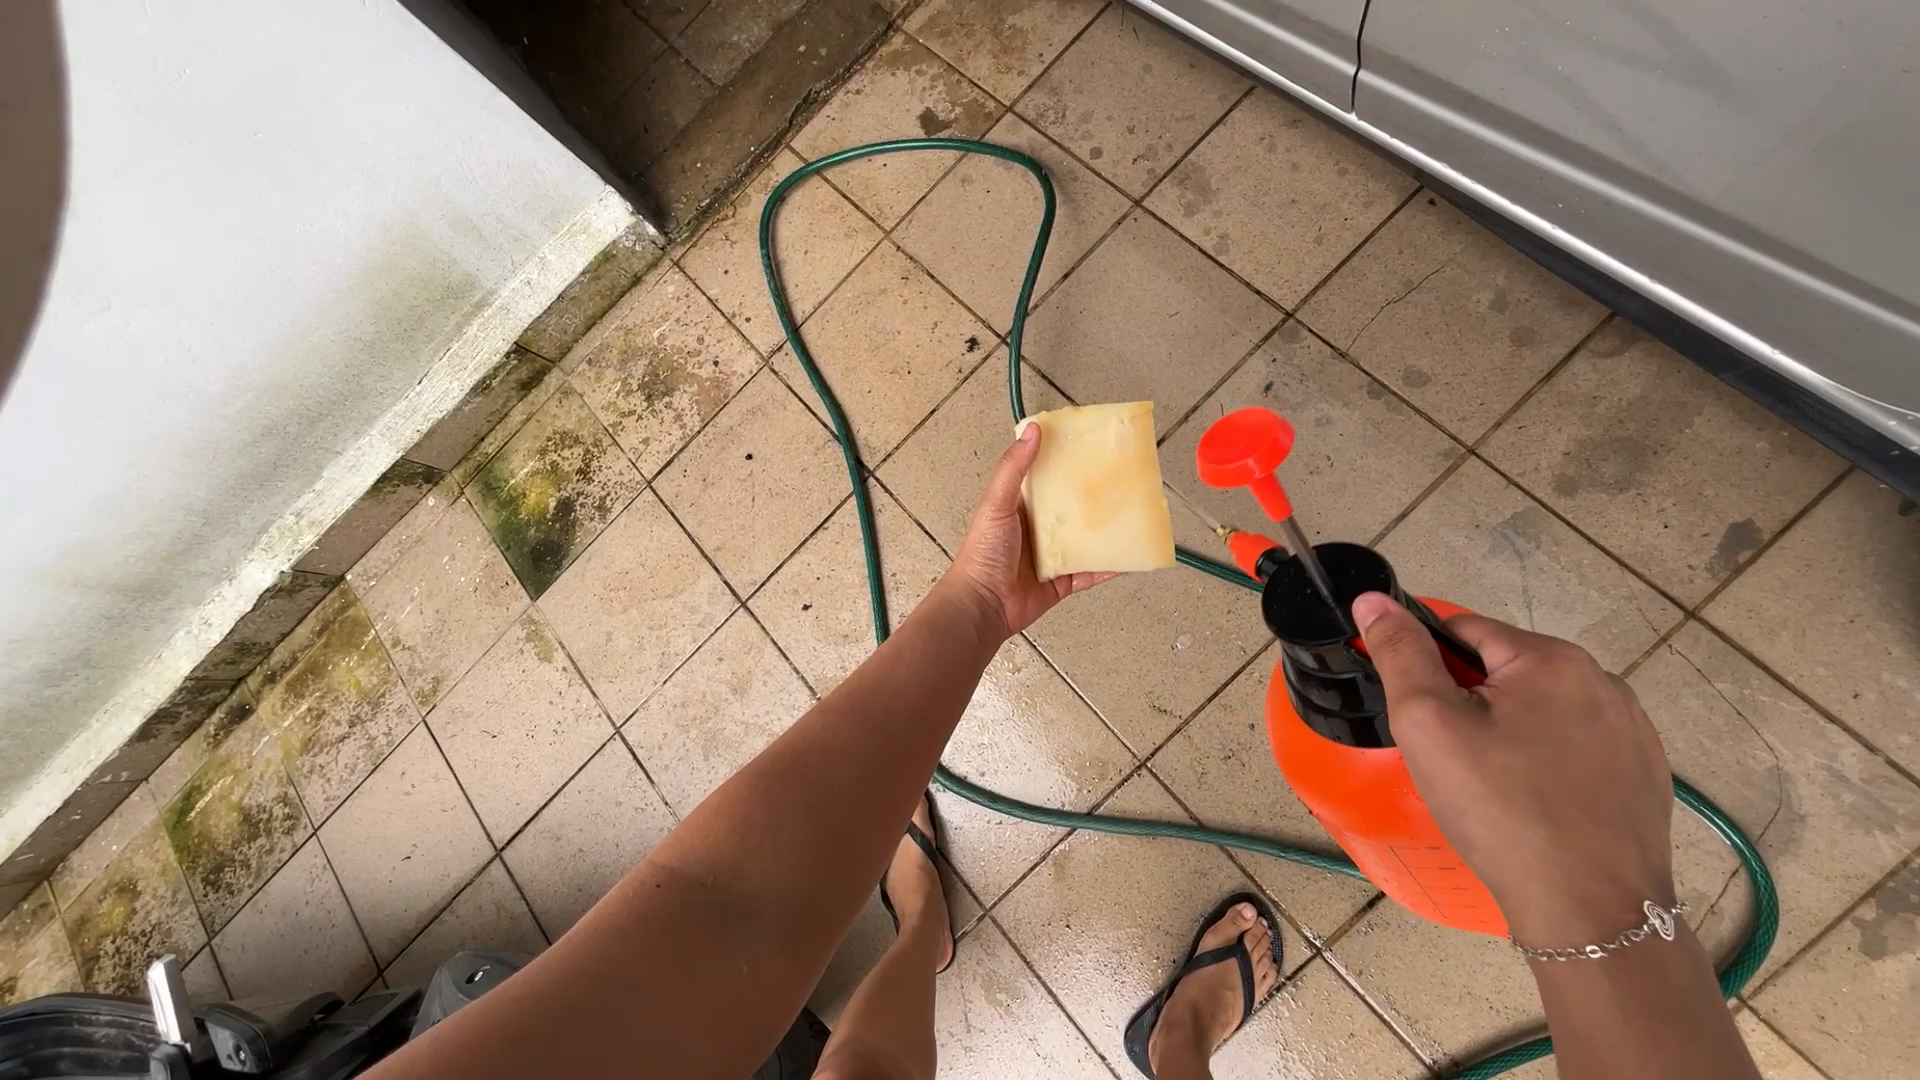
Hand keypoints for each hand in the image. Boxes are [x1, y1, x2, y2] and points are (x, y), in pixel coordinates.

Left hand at [941, 425, 1114, 640]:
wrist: (984, 605)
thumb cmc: (983, 553)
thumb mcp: (996, 503)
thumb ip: (1013, 468)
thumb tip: (1032, 430)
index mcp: (1018, 508)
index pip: (1045, 480)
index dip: (1064, 464)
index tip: (1089, 448)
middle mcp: (1035, 530)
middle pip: (1069, 510)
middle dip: (1090, 499)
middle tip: (1119, 480)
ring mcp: (1050, 557)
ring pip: (1083, 541)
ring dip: (1103, 531)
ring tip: (1130, 514)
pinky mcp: (1061, 582)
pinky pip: (1090, 572)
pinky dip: (1108, 565)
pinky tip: (1128, 555)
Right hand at [1352, 592, 1674, 946]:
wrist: (1590, 910)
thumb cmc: (1498, 807)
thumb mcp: (1428, 723)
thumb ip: (1399, 653)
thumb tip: (1373, 599)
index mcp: (1551, 659)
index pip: (1461, 630)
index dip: (1424, 664)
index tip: (1415, 714)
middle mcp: (1602, 681)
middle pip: (1501, 669)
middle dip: (1464, 699)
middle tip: (1445, 753)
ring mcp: (1632, 729)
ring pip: (1536, 707)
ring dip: (1503, 727)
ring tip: (1486, 781)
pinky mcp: (1644, 773)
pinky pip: (1571, 743)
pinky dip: (1542, 758)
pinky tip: (1530, 799)